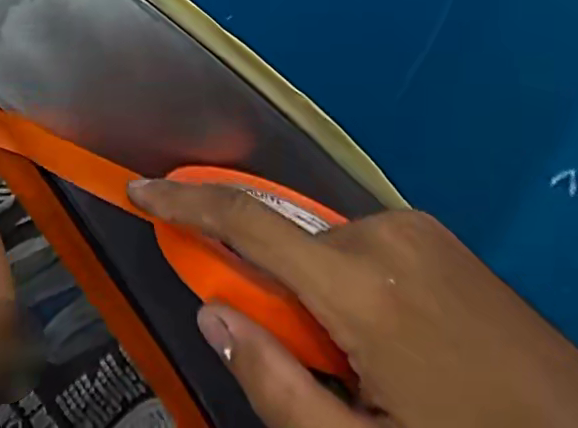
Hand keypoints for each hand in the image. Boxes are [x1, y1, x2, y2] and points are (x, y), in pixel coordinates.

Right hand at [126, 180, 577, 427]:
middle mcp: (383, 237)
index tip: (137, 189)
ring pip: (319, 243)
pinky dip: (341, 278)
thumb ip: (277, 386)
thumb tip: (211, 314)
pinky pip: (358, 245)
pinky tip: (387, 340)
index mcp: (362, 287)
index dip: (182, 202)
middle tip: (290, 347)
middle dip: (264, 279)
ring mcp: (419, 232)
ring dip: (307, 284)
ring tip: (354, 361)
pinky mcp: (440, 239)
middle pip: (282, 238)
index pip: (244, 221)